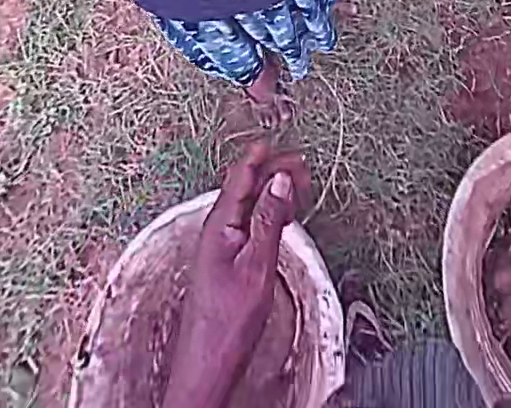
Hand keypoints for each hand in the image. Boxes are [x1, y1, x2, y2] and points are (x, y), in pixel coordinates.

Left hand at [161, 143, 311, 407]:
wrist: (209, 368)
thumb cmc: (228, 324)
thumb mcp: (257, 264)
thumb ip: (269, 218)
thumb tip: (280, 180)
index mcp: (220, 225)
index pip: (239, 177)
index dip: (260, 157)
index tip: (278, 143)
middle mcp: (218, 231)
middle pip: (246, 187)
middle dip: (273, 171)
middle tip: (301, 166)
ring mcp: (223, 245)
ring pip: (250, 204)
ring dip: (274, 190)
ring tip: (299, 186)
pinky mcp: (230, 259)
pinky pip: (252, 221)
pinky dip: (271, 211)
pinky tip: (285, 215)